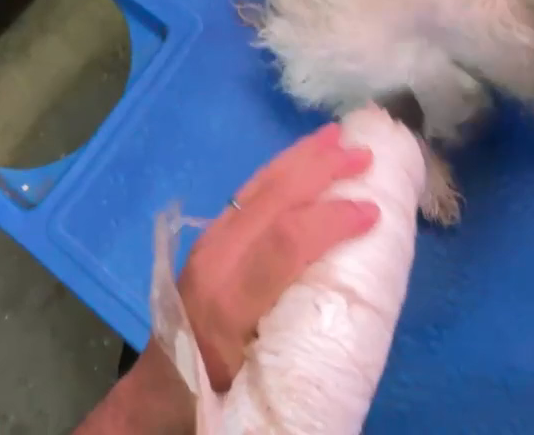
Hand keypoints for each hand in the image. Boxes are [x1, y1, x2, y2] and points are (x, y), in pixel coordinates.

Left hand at [179, 123, 379, 390]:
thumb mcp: (264, 379)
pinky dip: (282, 169)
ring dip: (301, 158)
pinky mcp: (210, 236)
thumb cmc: (220, 394)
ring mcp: (209, 241)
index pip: (283, 241)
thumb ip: (303, 335)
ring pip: (257, 186)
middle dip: (320, 170)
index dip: (331, 220)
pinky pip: (250, 191)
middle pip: (270, 198)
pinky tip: (303, 159)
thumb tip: (357, 293)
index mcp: (227, 301)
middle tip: (364, 155)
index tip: (374, 212)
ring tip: (337, 138)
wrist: (159, 393)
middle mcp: (215, 259)